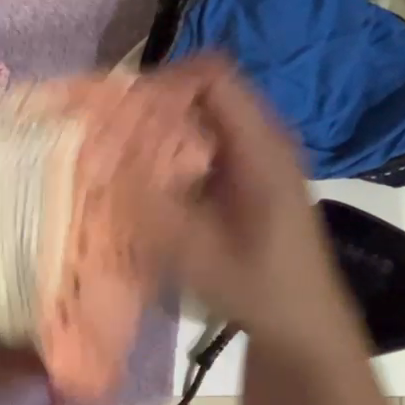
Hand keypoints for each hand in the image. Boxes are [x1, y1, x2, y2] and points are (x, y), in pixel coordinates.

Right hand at [137, 57, 352, 341]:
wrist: (306, 328)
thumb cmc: (257, 288)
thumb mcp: (195, 250)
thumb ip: (147, 200)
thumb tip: (98, 156)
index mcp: (260, 147)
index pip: (212, 76)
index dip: (164, 81)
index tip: (120, 109)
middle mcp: (264, 138)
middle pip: (204, 88)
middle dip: (155, 102)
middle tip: (112, 130)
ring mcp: (261, 154)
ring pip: (203, 111)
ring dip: (162, 122)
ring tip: (123, 149)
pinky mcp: (252, 172)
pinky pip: (208, 135)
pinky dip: (175, 142)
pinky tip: (150, 174)